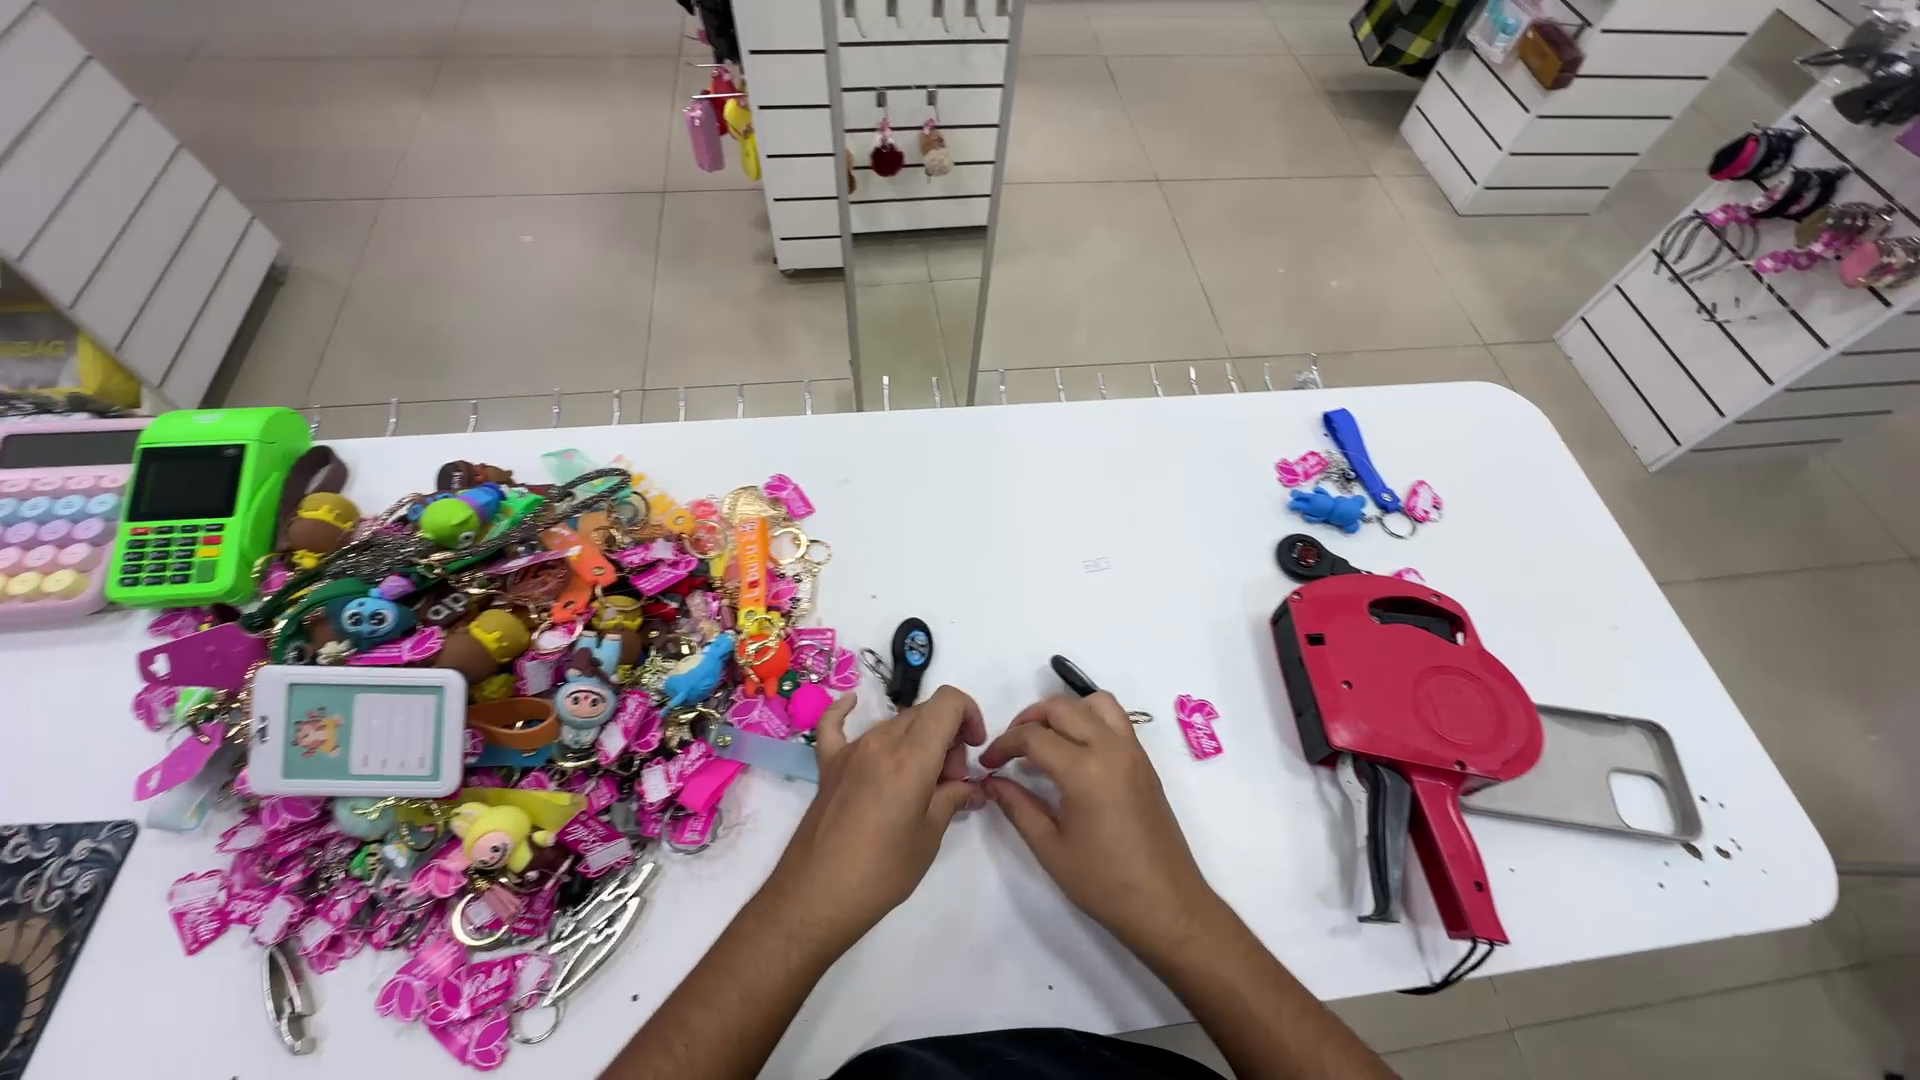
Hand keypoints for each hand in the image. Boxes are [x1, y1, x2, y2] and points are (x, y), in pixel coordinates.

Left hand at [760, 686, 987, 946]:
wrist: (817, 897)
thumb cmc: (882, 871)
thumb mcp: (929, 836)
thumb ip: (953, 799)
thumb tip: (971, 788)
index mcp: (911, 756)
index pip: (948, 702)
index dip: (970, 715)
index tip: (974, 748)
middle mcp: (880, 742)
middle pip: (924, 714)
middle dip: (947, 737)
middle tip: (949, 783)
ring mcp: (850, 751)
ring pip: (893, 724)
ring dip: (916, 740)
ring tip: (919, 783)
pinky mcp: (828, 766)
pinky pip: (834, 725)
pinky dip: (846, 712)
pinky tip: (852, 704)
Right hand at [981, 693, 1214, 951]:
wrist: (1167, 905)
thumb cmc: (1104, 882)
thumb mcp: (1050, 847)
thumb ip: (1017, 805)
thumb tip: (991, 780)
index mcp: (1084, 769)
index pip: (1033, 737)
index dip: (1004, 745)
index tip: (988, 763)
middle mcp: (1111, 748)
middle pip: (1062, 707)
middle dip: (1029, 719)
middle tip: (1011, 748)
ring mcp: (1133, 752)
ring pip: (1095, 703)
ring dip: (1065, 711)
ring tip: (1045, 739)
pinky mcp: (1145, 762)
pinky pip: (1116, 720)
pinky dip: (1090, 719)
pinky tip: (1075, 752)